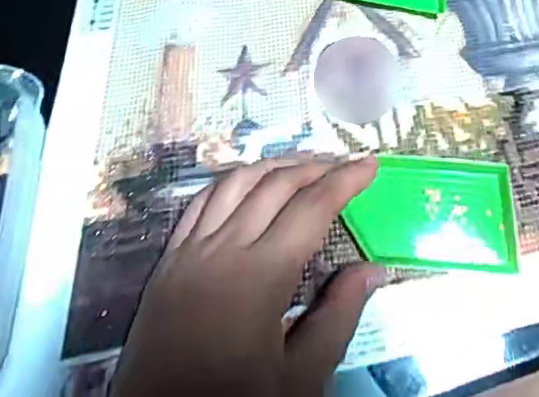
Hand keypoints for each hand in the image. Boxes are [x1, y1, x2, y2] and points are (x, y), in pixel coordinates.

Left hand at [113, 156, 382, 396]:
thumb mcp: (297, 381)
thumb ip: (337, 318)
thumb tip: (371, 269)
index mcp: (260, 276)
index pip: (313, 207)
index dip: (346, 180)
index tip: (370, 163)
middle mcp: (223, 249)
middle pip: (277, 184)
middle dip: (317, 167)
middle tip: (345, 168)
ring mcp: (189, 251)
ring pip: (238, 182)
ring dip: (276, 167)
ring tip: (303, 168)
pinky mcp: (167, 262)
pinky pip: (201, 201)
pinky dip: (233, 181)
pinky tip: (249, 184)